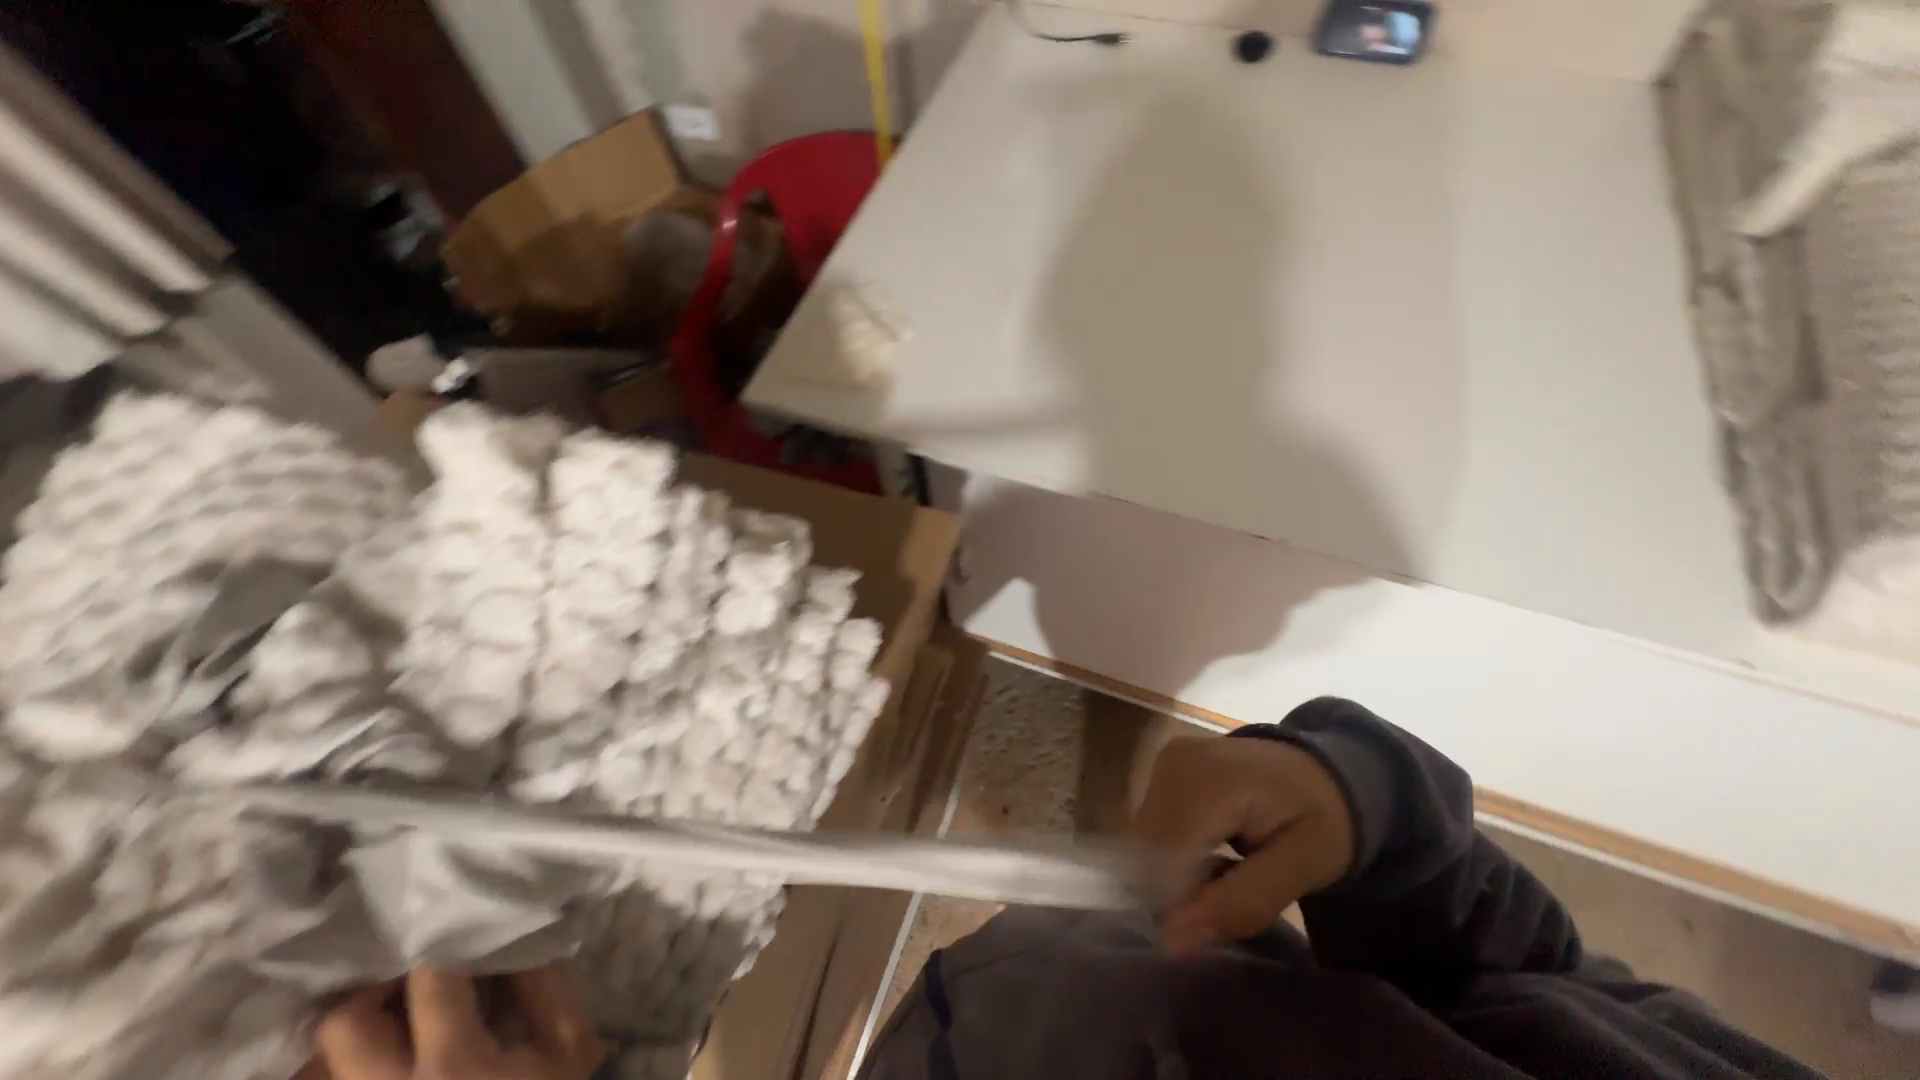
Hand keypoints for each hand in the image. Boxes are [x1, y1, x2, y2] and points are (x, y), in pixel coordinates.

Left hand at [311, 966, 604, 1079]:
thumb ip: (543, 989)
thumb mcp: (566, 1050)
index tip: (465, 947)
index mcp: (451, 1064)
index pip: (430, 977)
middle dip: (379, 991)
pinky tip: (391, 1064)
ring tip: (399, 1028)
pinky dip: (347, 1071)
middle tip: (416, 985)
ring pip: (320, 1066)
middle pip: (343, 1023)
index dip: (449, 949)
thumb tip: (513, 945)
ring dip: (358, 1037)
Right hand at [1133, 735, 1354, 955]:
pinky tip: (1209, 856)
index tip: (1219, 925)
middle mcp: (1173, 764)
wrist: (1327, 771)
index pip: (1165, 862)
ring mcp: (1164, 762)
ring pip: (1145, 845)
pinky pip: (1151, 828)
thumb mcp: (1303, 867)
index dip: (1184, 905)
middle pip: (1150, 853)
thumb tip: (1172, 942)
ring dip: (1175, 875)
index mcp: (1210, 781)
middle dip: (1180, 891)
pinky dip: (1173, 854)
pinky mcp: (1161, 768)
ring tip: (1225, 876)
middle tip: (1228, 902)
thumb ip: (1242, 903)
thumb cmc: (1323, 818)